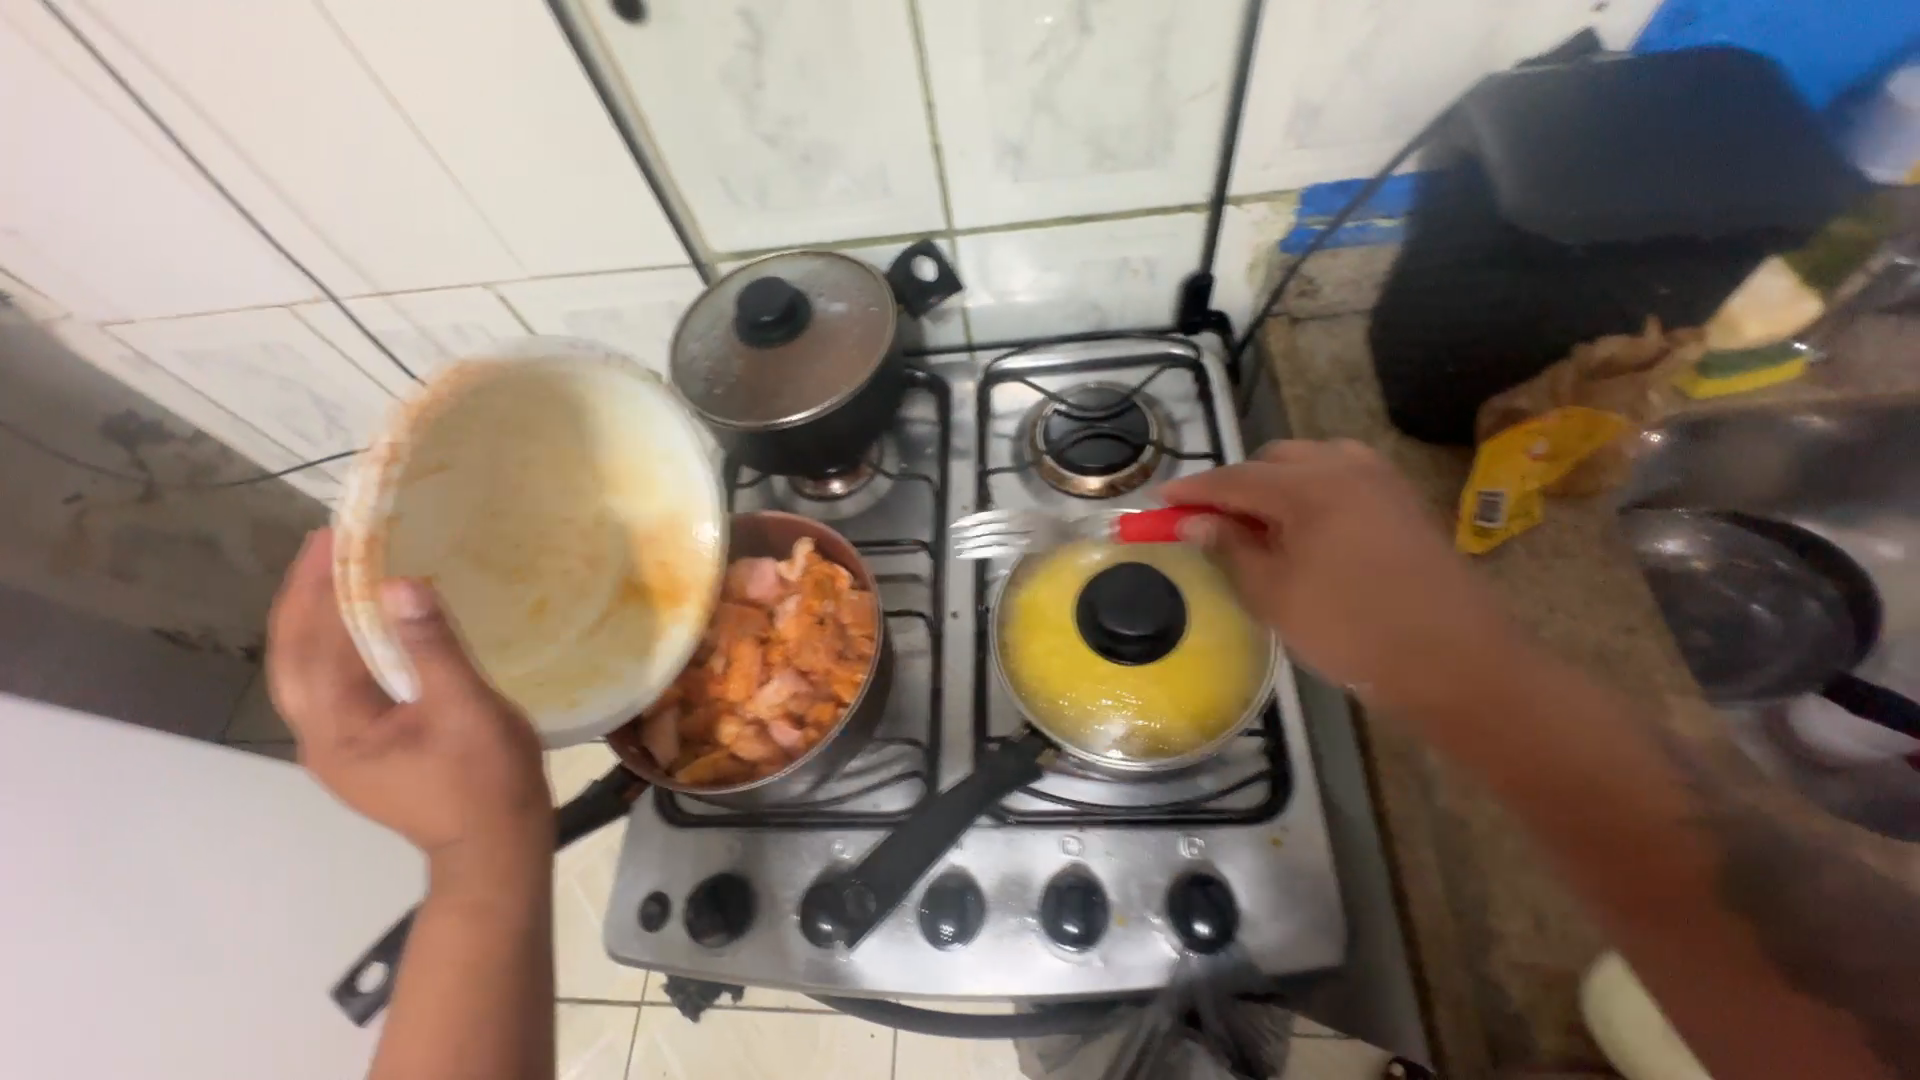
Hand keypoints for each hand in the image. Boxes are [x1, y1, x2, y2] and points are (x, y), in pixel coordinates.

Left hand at [266, 530, 551, 880]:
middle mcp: (319, 737)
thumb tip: (402, 585)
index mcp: (337, 727)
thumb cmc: (486, 779)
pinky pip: (335, 686)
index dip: (320, 586)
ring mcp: (338, 748)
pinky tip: (366, 629)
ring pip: (309, 673)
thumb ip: (433, 649)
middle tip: (329, 545)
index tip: (335, 535)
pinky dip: (341, 647)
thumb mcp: (467, 709)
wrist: (495, 845)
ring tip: (341, 576)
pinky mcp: (362, 750)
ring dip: (319, 621)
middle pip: (293, 656)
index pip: (313, 644)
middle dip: (305, 597)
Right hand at [1162, 440, 1526, 712]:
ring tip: (1257, 526)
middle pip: (1272, 460)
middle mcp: (1346, 467)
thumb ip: (1229, 548)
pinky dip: (1310, 491)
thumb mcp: (1273, 594)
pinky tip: (1304, 528)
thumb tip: (1194, 523)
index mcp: (1309, 486)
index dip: (1192, 491)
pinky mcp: (1402, 501)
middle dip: (1236, 485)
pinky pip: (1341, 477)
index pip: (1234, 479)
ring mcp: (1381, 480)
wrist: (1453, 660)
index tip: (1157, 503)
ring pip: (1310, 462)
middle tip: (1210, 523)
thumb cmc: (1350, 630)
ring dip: (1275, 484)